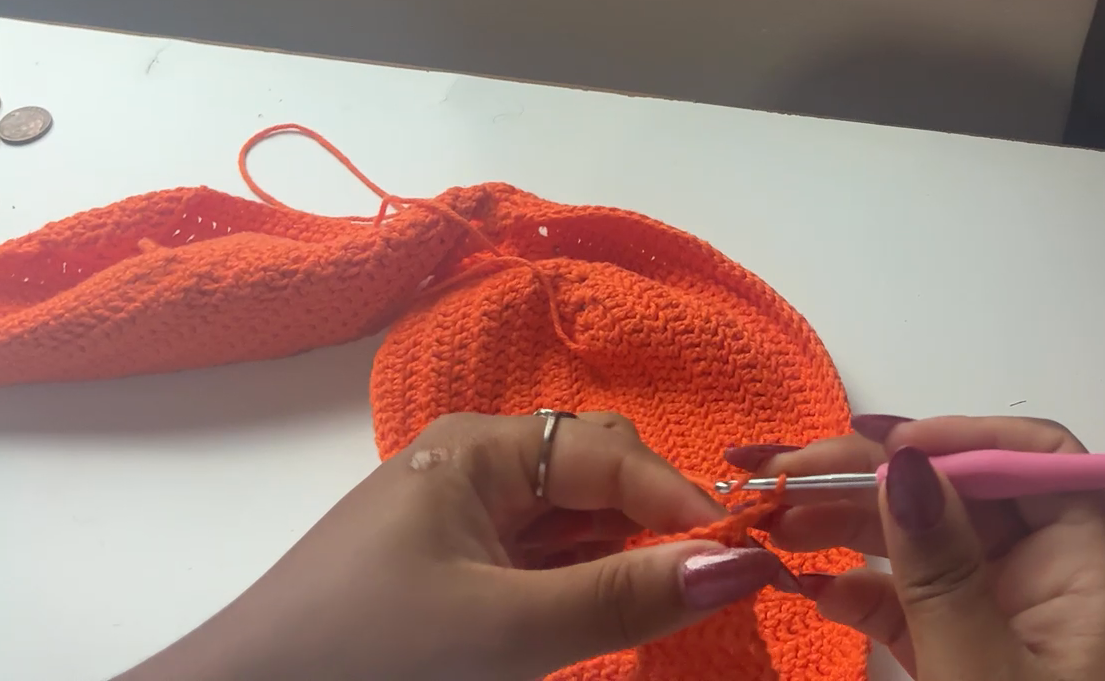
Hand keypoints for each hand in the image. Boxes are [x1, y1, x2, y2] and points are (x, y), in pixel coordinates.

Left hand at [120, 412, 798, 680]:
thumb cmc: (359, 666)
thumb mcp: (502, 634)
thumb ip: (626, 596)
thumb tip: (745, 563)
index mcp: (484, 446)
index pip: (613, 454)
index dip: (681, 501)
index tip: (743, 555)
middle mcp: (481, 459)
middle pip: (600, 469)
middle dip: (654, 518)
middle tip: (698, 579)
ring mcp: (469, 510)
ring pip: (578, 512)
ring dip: (624, 550)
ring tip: (655, 595)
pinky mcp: (459, 557)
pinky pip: (548, 548)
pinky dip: (586, 574)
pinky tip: (597, 607)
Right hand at [730, 415, 1104, 679]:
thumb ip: (941, 571)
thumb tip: (904, 458)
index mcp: (1080, 573)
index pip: (1038, 460)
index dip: (964, 436)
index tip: (883, 446)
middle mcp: (1044, 581)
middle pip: (964, 492)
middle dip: (876, 475)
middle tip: (784, 471)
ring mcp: (999, 618)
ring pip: (926, 540)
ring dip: (851, 524)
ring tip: (775, 518)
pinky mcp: (962, 655)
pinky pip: (910, 599)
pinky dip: (861, 588)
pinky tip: (812, 588)